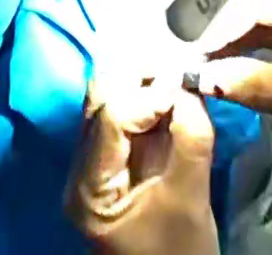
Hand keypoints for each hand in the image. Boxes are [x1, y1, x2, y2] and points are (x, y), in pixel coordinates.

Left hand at [65, 80, 218, 254]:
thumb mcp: (189, 201)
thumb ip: (190, 140)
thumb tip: (190, 85)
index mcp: (88, 187)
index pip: (110, 117)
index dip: (148, 94)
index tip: (184, 83)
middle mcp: (81, 166)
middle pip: (101, 97)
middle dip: (140, 77)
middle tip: (179, 71)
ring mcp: (94, 160)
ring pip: (110, 96)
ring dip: (143, 81)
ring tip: (177, 79)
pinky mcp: (113, 156)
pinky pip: (123, 111)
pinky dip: (147, 97)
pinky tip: (171, 93)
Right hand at [195, 0, 271, 191]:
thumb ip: (255, 85)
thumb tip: (204, 77)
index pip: (251, 0)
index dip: (216, 28)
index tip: (184, 50)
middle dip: (221, 20)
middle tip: (183, 43)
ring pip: (269, 10)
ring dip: (239, 32)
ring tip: (201, 51)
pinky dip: (261, 43)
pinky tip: (235, 58)